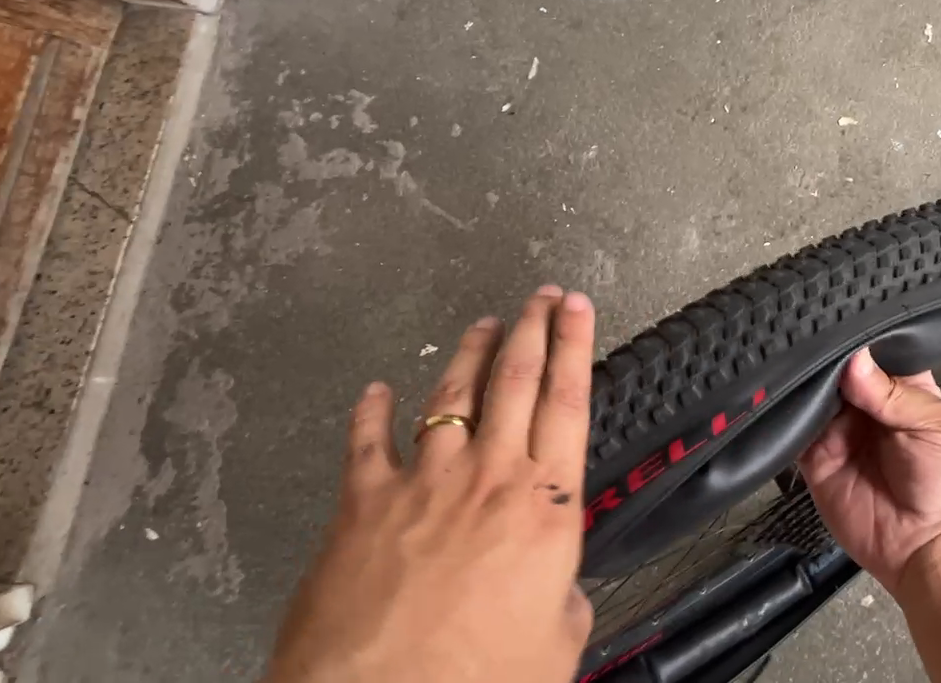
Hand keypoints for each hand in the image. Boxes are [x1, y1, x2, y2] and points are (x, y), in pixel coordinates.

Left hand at [264, 288, 596, 682]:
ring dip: (471, 354)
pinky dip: (371, 413)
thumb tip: (557, 590)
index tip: (578, 308)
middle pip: (517, 379)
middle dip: (533, 327)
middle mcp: (490, 477)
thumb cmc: (478, 679)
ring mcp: (424, 486)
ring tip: (485, 325)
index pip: (568, 399)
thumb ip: (565, 597)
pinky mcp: (362, 510)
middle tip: (542, 295)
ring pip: (453, 396)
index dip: (575, 344)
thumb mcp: (559, 640)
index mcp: (547, 501)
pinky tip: (376, 390)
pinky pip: (366, 445)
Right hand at [796, 347, 940, 596]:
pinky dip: (787, 416)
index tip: (837, 317)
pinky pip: (795, 431)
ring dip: (805, 382)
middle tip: (807, 334)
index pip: (877, 352)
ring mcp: (840, 430)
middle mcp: (868, 404)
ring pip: (815, 395)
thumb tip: (853, 359)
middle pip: (840, 369)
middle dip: (826, 356)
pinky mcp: (816, 459)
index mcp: (904, 388)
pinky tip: (780, 396)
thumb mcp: (936, 425)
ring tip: (792, 360)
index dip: (860, 337)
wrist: (928, 551)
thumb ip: (894, 392)